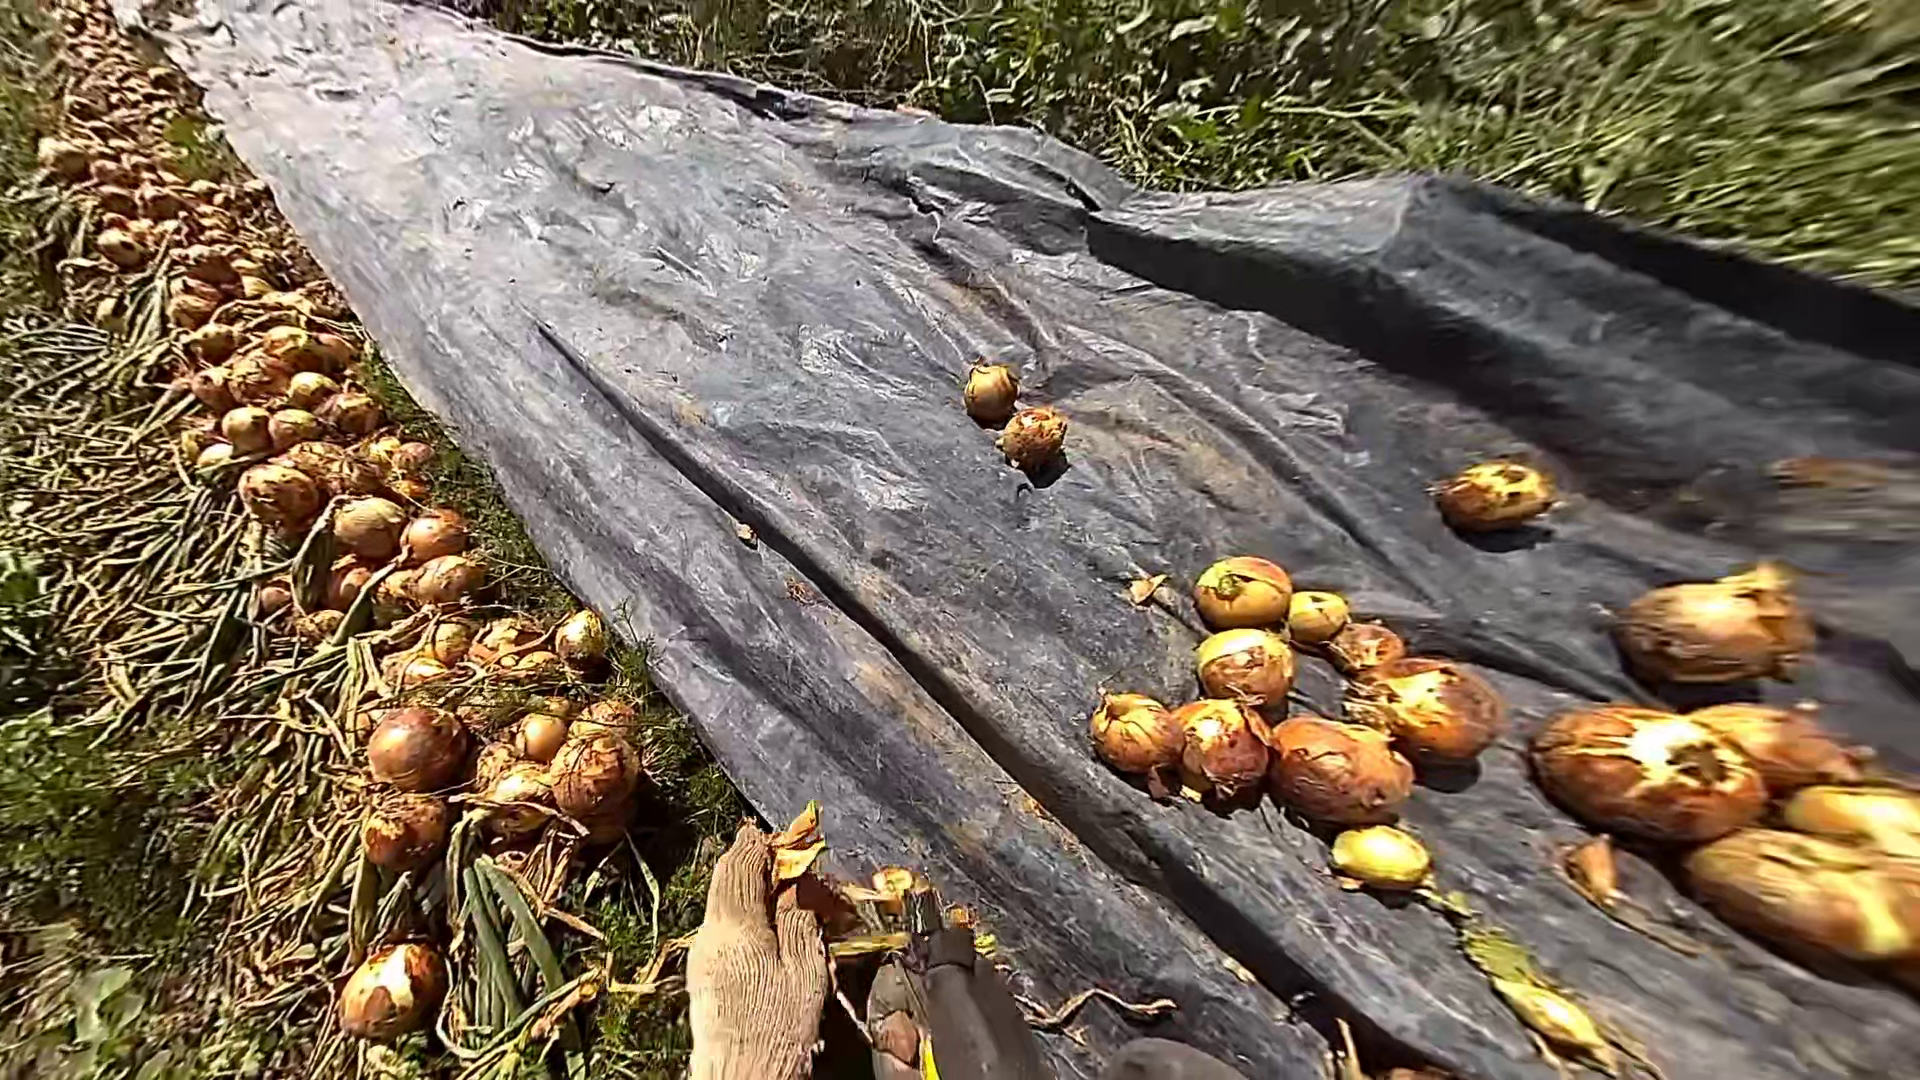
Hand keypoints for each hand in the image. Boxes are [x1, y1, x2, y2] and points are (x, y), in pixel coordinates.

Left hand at [688, 823, 829, 1079]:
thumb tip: (794, 882)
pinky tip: (762, 915)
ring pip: (721, 897)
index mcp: (735, 924)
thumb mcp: (805, 965)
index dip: (761, 842)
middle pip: (724, 877)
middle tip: (776, 850)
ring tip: (775, 880)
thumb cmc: (780, 1024)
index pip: (740, 864)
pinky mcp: (703, 971)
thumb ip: (798, 915)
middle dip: (750, 857)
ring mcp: (702, 952)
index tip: (779, 833)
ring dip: (746, 881)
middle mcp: (710, 932)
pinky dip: (741, 903)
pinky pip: (721, 919)